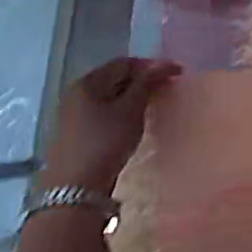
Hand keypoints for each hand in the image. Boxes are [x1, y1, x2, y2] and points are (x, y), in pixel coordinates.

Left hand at [39, 57, 180, 193]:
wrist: (75, 189)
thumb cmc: (104, 142)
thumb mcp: (130, 110)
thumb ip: (147, 83)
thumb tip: (163, 63)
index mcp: (88, 82)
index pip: (125, 63)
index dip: (152, 65)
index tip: (177, 74)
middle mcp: (77, 93)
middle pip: (116, 77)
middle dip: (144, 80)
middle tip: (168, 88)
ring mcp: (74, 114)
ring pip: (110, 96)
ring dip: (134, 96)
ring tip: (156, 104)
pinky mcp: (77, 133)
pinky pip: (105, 112)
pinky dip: (123, 111)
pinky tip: (135, 122)